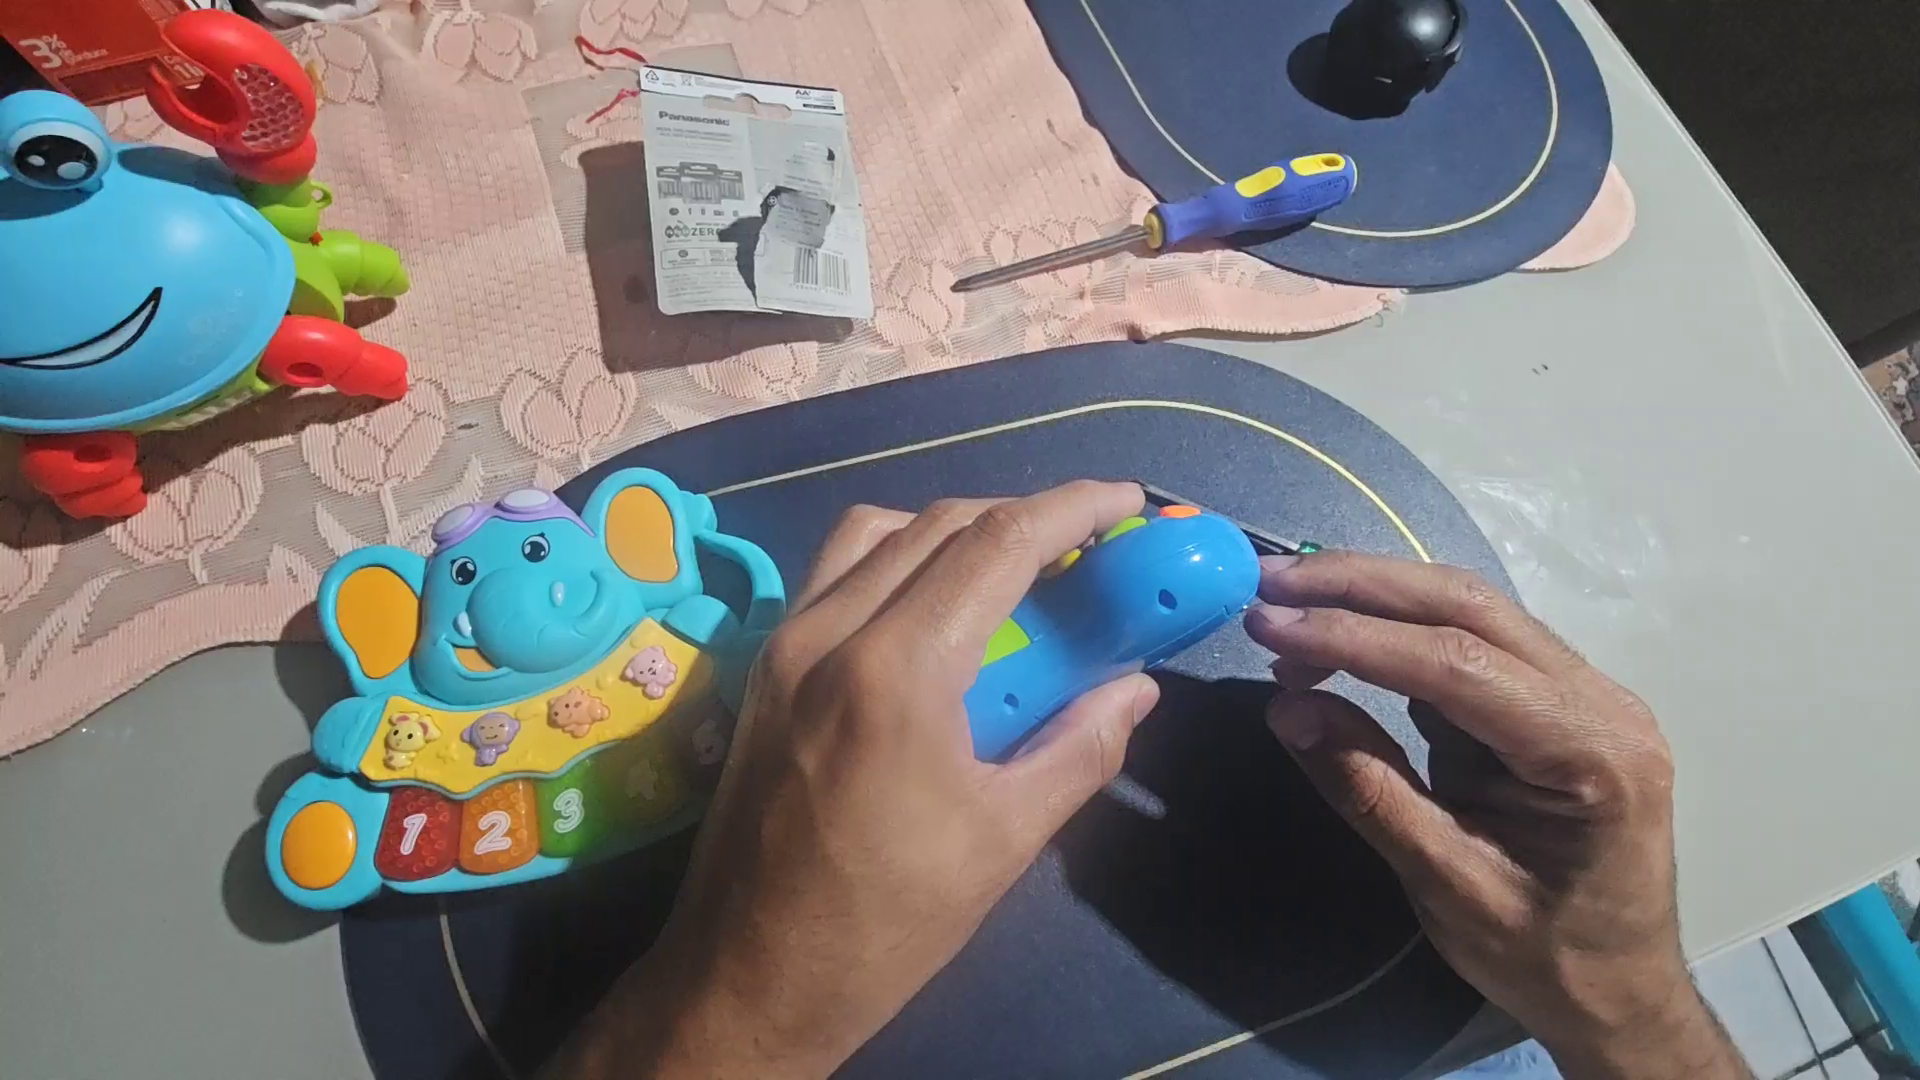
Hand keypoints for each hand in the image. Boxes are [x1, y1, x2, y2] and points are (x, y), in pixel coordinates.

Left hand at [549, 481, 1161, 1079]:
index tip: (1124, 500)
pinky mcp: (765, 658)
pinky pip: (838, 567)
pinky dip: (898, 553)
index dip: (1070, 509)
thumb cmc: (883, 922)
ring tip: (1007, 564)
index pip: (996, 546)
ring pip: (880, 530)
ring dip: (954, 527)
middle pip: (941, 522)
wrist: (742, 978)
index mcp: (895, 671)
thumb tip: (1136, 688)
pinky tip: (930, 601)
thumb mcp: (1003, 841)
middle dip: (1023, 515)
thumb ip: (1080, 747)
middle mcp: (830, 629)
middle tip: (1080, 541)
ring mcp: (786, 638)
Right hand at [1243, 552, 1748, 1079]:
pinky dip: (1379, 618)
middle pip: (1462, 604)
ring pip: (1457, 602)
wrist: (1618, 987)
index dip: (1352, 636)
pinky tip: (1327, 629)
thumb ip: (1366, 789)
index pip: (1455, 663)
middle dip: (1354, 584)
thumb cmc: (1543, 952)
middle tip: (1265, 580)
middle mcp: (1592, 697)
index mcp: (1590, 753)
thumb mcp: (1444, 885)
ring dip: (1363, 589)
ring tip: (1282, 593)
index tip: (1266, 624)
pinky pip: (1451, 630)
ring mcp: (1568, 686)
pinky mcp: (1532, 688)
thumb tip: (1285, 706)